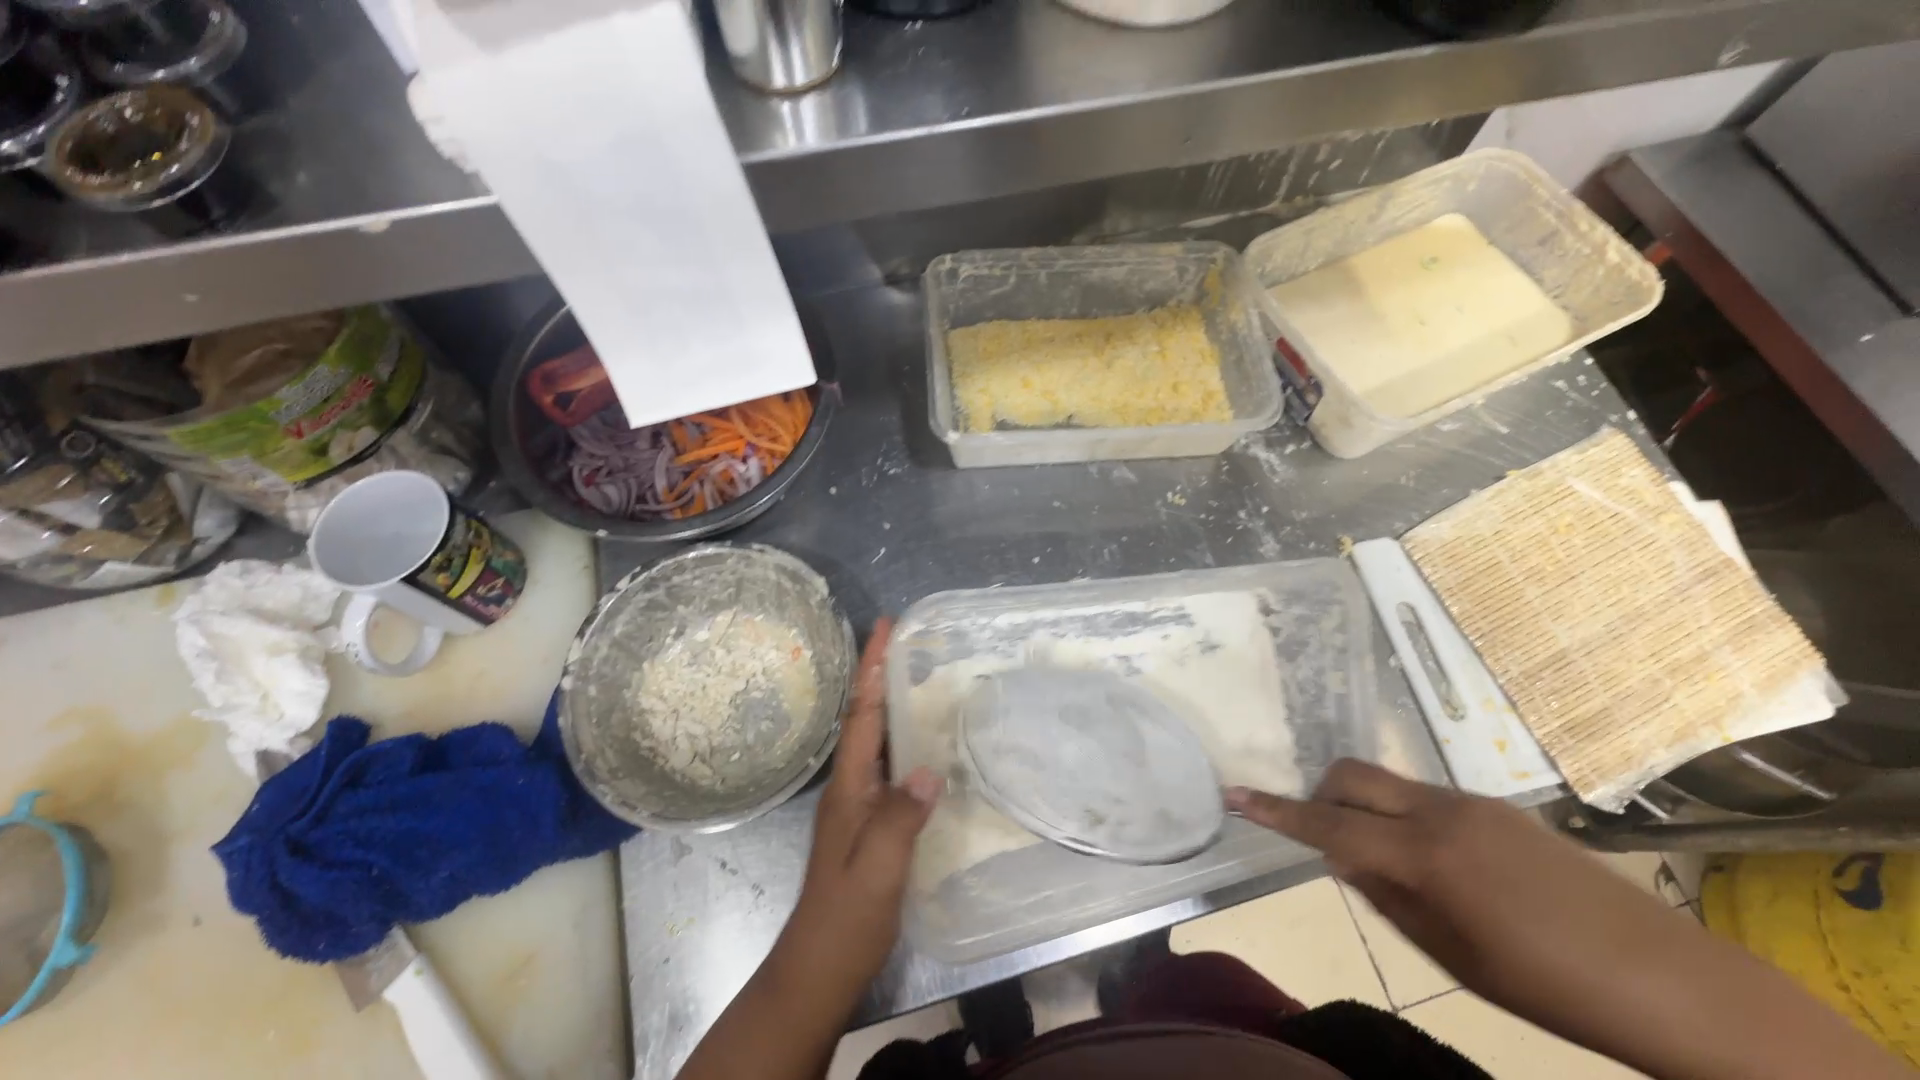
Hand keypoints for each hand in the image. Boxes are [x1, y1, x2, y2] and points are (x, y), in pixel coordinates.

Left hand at [680, 620, 939, 1079]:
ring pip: (876, 741)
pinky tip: (926, 747)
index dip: (870, 668)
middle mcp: (849, 788)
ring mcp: (857, 807)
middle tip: (911, 641)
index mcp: (848, 788)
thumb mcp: (877, 869)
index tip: (883, 626)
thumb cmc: (846, 917)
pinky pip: (887, 768)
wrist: (819, 966)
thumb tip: (928, 765)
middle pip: (865, 719)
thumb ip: (900, 818)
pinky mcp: (870, 825)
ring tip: (922, 677)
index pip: (861, 715)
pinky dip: (903, 743)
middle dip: (881, 675)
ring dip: (892, 704)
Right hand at [1228, 760, 1908, 1079]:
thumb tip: (1341, 858)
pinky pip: (1426, 797)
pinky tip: (1428, 864)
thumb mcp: (1451, 955)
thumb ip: (1386, 896)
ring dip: (1362, 806)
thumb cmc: (1548, 987)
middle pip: (1352, 777)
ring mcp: (1476, 805)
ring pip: (1388, 784)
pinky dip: (1401, 816)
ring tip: (1379, 864)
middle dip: (1318, 795)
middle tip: (1316, 838)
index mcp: (1426, 857)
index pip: (1328, 826)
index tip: (1233, 795)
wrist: (1669, 980)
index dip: (1276, 812)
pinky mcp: (1501, 810)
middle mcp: (1443, 813)